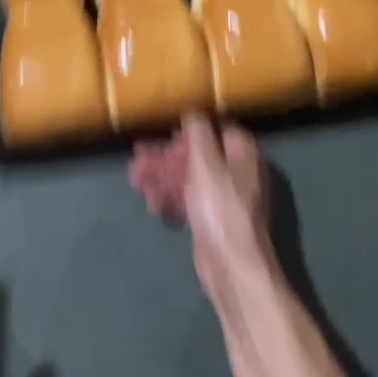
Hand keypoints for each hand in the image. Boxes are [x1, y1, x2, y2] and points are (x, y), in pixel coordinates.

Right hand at [129, 114, 272, 298]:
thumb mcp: (206, 161)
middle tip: (137, 159)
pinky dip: (172, 198)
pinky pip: (190, 200)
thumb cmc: (219, 207)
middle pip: (197, 154)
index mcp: (242, 152)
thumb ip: (198, 132)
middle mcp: (237, 171)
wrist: (231, 265)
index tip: (162, 132)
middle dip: (166, 157)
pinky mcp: (213, 219)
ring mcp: (225, 197)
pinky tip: (152, 204)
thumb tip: (194, 111)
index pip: (214, 128)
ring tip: (135, 181)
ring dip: (163, 177)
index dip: (187, 130)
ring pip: (190, 178)